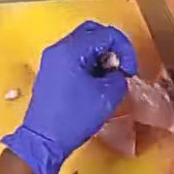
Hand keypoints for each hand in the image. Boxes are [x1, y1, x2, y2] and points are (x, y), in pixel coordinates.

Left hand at [1, 20, 137, 173]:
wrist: (43, 141)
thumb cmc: (74, 118)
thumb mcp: (107, 97)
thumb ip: (118, 77)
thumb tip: (117, 73)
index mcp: (71, 50)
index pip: (106, 34)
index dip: (125, 49)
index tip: (129, 71)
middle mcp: (58, 49)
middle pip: (92, 33)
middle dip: (112, 47)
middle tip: (121, 67)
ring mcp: (52, 60)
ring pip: (82, 44)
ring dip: (100, 56)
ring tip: (109, 78)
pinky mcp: (50, 73)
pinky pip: (73, 58)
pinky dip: (88, 64)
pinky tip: (96, 83)